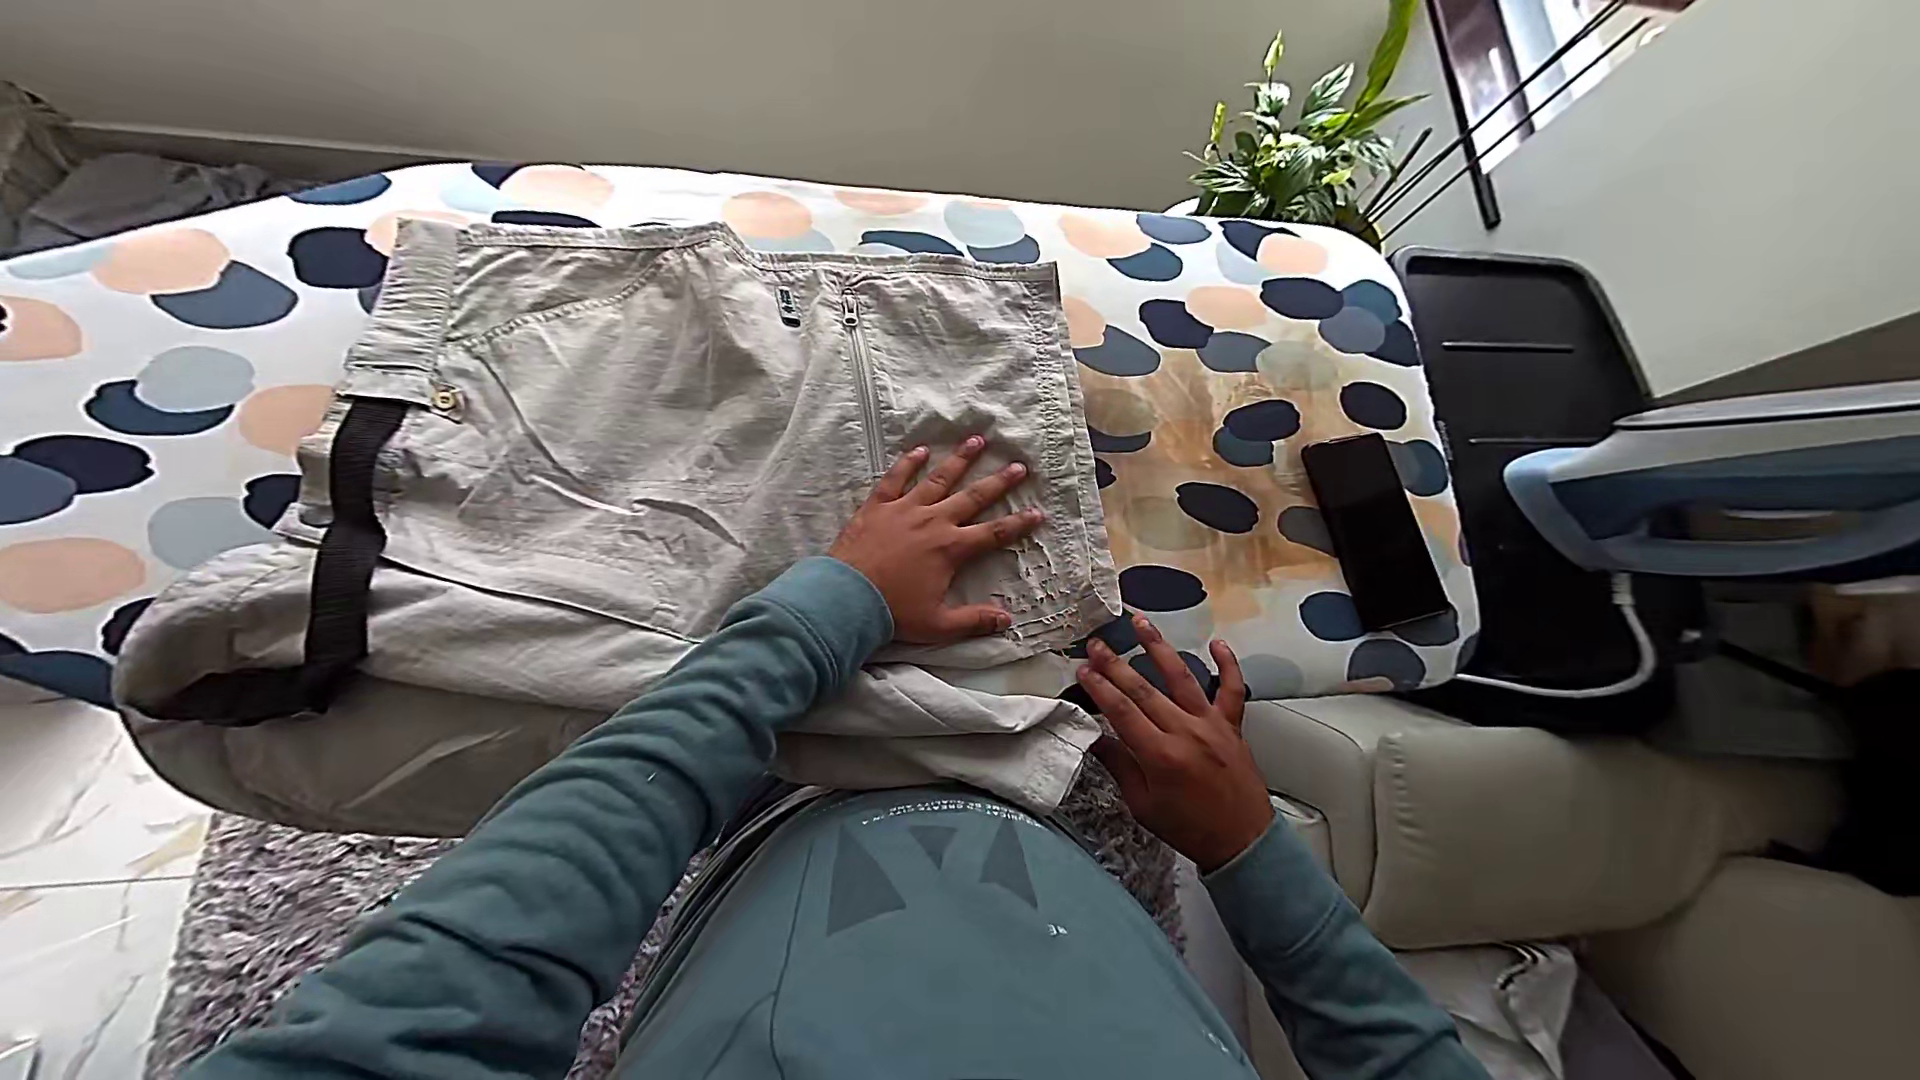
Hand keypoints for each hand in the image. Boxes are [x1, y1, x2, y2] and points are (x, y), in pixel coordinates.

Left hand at [829, 436, 1043, 643]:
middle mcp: (934, 522)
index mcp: (951, 549)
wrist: (847, 597)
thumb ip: (974, 621)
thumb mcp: (938, 624)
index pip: (995, 533)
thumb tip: (1007, 619)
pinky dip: (908, 463)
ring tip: (977, 441)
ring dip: (960, 460)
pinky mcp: (878, 506)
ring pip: (939, 479)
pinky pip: (896, 479)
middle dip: (999, 482)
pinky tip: (919, 450)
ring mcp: (905, 510)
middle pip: (973, 497)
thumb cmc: (894, 612)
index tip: (1038, 512)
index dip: (1019, 524)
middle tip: (1019, 466)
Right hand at [1078, 617, 1273, 872]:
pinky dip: (1228, 665)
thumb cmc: (1188, 828)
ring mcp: (1211, 726)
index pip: (1121, 712)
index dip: (1099, 688)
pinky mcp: (1232, 726)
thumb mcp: (1142, 804)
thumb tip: (1093, 736)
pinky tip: (1217, 644)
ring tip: (1140, 622)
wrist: (1243, 844)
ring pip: (1181, 677)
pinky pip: (1232, 690)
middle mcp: (1186, 733)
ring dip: (1158, 647)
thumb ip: (1118, 765)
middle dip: (1115, 664)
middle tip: (1096, 644)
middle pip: (1143, 690)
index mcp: (1160, 756)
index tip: (1083, 670)